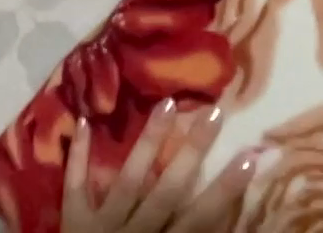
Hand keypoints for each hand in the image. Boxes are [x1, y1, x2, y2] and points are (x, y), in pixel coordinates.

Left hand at [62, 101, 262, 232]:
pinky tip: (84, 120)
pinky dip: (77, 156)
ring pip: (129, 180)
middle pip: (168, 190)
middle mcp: (136, 232)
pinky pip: (74, 186)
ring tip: (167, 103)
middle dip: (192, 152)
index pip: (198, 218)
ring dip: (148, 142)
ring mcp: (102, 226)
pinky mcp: (74, 221)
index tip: (249, 155)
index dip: (225, 190)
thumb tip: (225, 225)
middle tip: (214, 111)